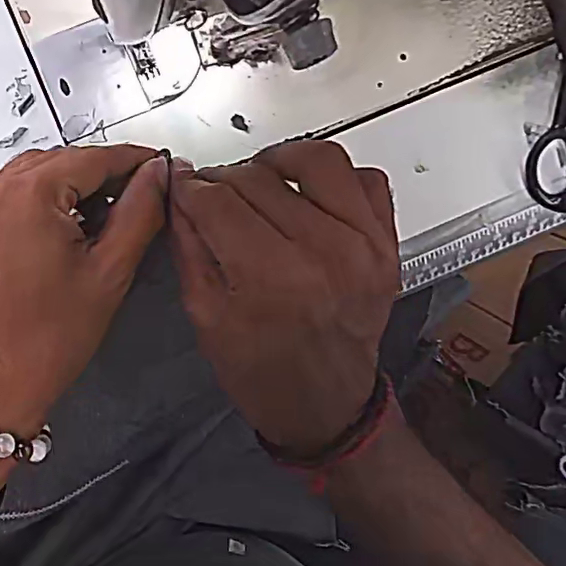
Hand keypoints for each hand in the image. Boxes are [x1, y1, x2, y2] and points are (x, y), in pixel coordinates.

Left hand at [0, 144, 170, 437]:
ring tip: (102, 222)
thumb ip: (139, 212)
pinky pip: (9, 196)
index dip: (133, 160)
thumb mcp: (109, 272)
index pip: (93, 157)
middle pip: (61, 161)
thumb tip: (155, 176)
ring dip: (71, 187)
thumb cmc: (40, 344)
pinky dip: (40, 202)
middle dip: (102, 175)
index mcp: (26, 196)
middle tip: (138, 196)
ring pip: (34, 176)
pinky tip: (64, 231)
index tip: (155, 166)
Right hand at [171, 141, 398, 455]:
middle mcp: (323, 253)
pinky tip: (308, 194)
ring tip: (260, 179)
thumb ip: (189, 246)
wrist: (323, 405)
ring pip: (316, 159)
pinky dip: (333, 177)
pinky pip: (366, 178)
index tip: (181, 185)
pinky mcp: (386, 244)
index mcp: (270, 278)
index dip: (189, 187)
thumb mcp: (205, 315)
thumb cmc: (263, 373)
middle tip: (211, 194)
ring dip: (277, 161)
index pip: (217, 201)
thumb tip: (179, 195)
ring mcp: (363, 245)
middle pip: (257, 177)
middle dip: (222, 180)